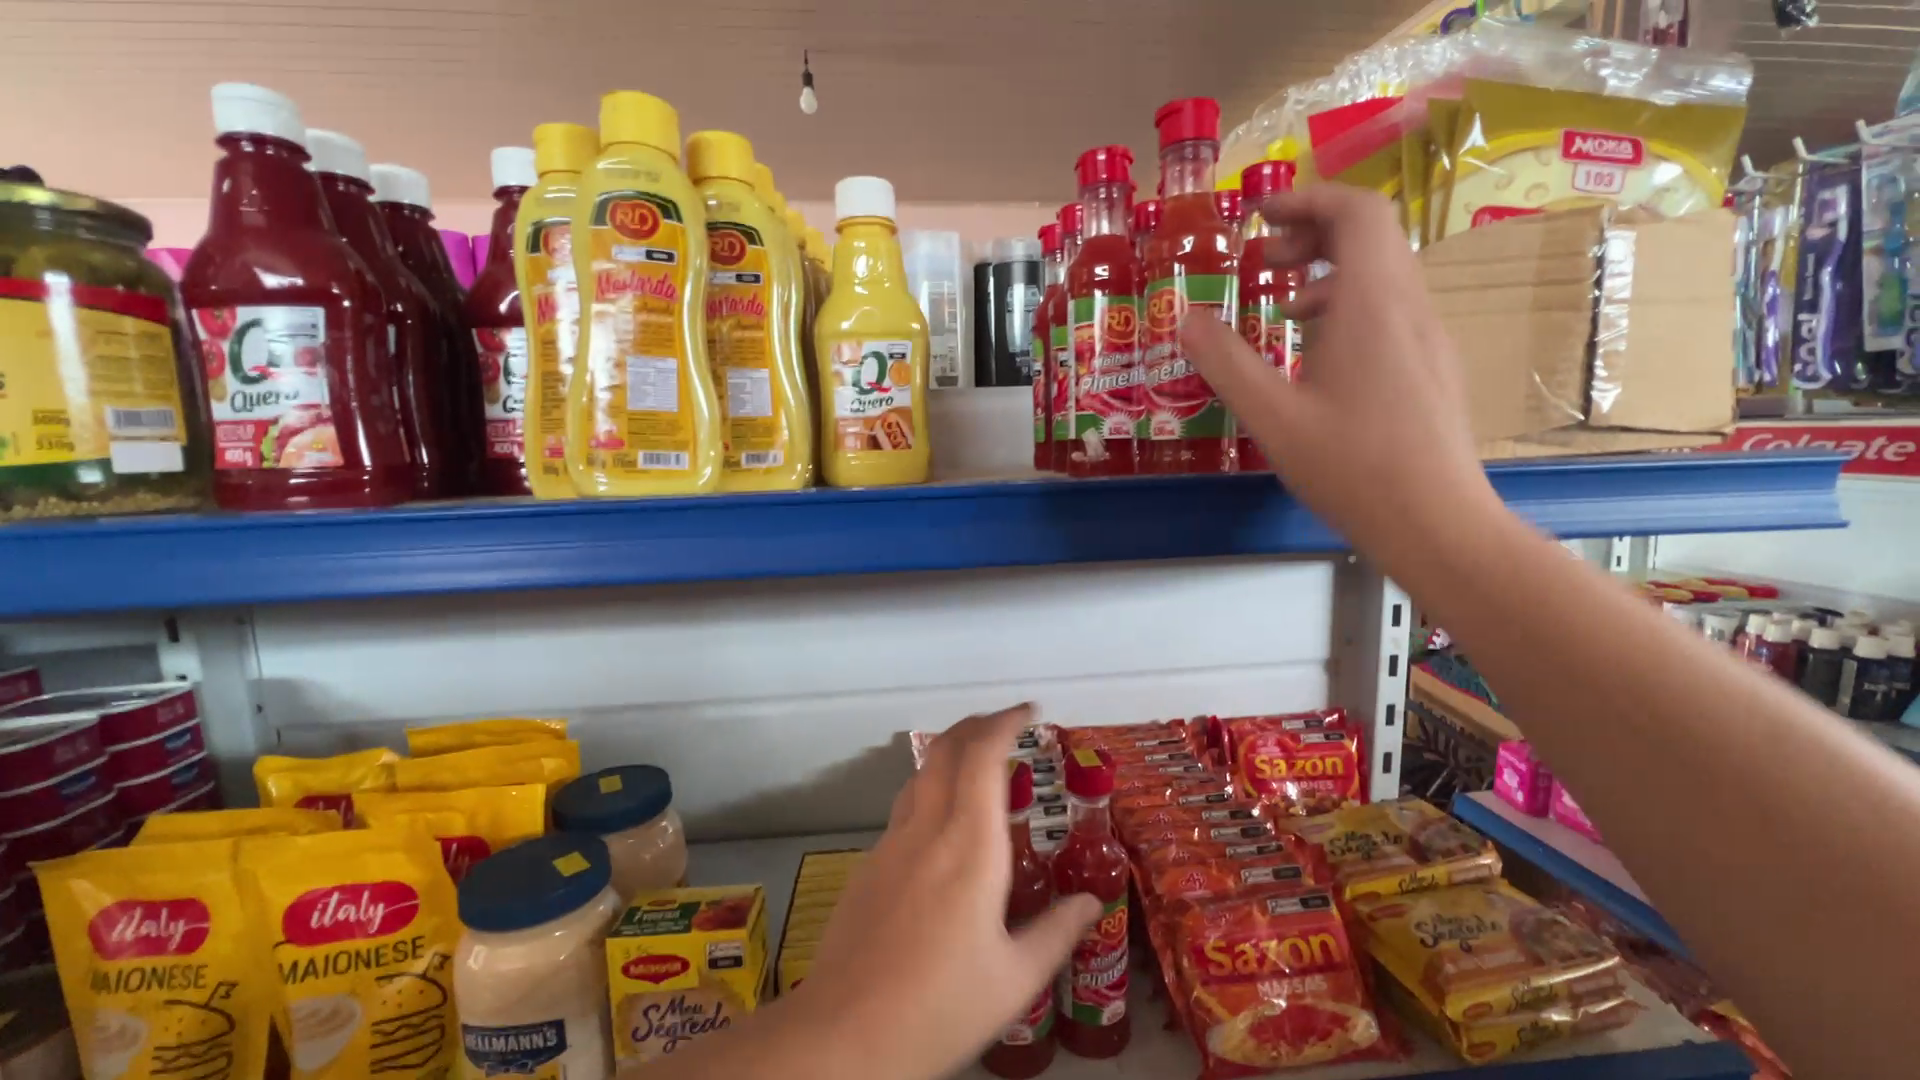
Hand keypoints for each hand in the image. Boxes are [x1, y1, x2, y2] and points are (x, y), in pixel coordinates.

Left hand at [793, 704, 1100, 1079]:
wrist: (844, 1034)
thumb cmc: (939, 1007)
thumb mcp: (1016, 978)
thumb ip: (1057, 931)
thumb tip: (1092, 901)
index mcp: (969, 846)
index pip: (982, 756)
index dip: (1004, 722)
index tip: (1029, 712)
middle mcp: (926, 830)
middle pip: (946, 750)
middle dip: (978, 725)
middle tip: (1009, 726)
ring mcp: (889, 846)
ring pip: (921, 776)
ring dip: (952, 755)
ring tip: (981, 768)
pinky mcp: (868, 867)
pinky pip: (905, 808)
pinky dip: (932, 791)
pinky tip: (944, 828)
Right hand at [1181, 184, 1501, 561]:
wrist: (1435, 522)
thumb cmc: (1351, 466)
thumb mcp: (1272, 416)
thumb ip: (1225, 362)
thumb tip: (1186, 318)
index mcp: (1373, 303)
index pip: (1357, 211)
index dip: (1308, 198)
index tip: (1260, 215)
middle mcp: (1409, 307)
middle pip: (1372, 236)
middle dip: (1312, 233)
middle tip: (1264, 260)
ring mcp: (1428, 338)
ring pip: (1382, 275)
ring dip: (1329, 273)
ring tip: (1282, 308)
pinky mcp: (1432, 368)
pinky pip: (1390, 311)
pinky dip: (1348, 308)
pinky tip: (1316, 357)